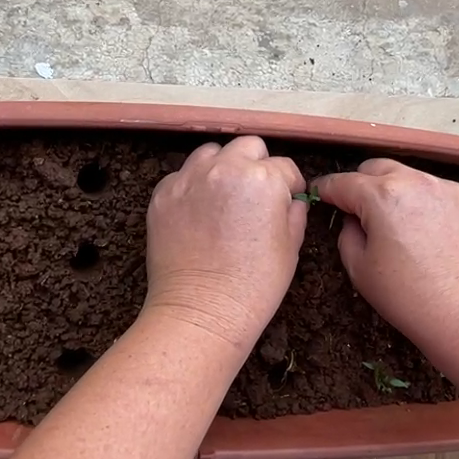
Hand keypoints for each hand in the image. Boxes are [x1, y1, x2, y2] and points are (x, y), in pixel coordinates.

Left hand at [145, 136, 306, 350]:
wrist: (201, 312)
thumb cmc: (253, 286)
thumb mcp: (291, 249)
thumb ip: (294, 214)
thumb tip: (292, 200)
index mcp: (263, 179)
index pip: (284, 166)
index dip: (289, 183)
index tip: (287, 197)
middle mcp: (225, 169)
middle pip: (247, 146)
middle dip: (256, 164)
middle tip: (256, 193)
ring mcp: (190, 179)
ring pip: (211, 153)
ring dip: (222, 167)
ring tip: (224, 196)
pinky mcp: (163, 194)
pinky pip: (182, 175)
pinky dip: (193, 186)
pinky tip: (198, 212)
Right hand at [312, 159, 458, 360]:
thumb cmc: (411, 299)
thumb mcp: (360, 271)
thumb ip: (347, 234)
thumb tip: (354, 219)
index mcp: (381, 196)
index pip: (342, 182)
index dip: (326, 189)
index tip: (321, 194)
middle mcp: (415, 181)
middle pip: (377, 168)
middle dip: (363, 184)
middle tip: (363, 212)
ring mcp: (449, 187)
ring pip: (411, 178)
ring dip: (399, 194)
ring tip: (405, 229)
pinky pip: (441, 192)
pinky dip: (431, 206)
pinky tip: (436, 237)